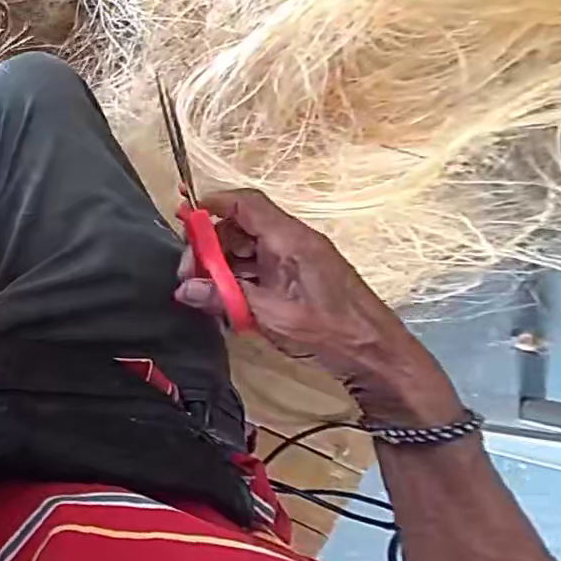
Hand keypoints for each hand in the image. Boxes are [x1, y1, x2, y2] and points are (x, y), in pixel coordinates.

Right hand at [173, 189, 463, 426]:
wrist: (378, 358)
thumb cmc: (332, 332)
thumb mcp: (272, 316)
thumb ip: (225, 298)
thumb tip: (183, 290)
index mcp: (291, 241)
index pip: (246, 204)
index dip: (211, 203)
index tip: (181, 217)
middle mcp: (291, 243)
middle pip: (237, 227)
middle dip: (206, 245)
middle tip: (187, 275)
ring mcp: (292, 260)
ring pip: (242, 248)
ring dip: (217, 265)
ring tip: (201, 292)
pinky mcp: (292, 278)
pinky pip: (253, 266)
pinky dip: (232, 278)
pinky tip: (222, 300)